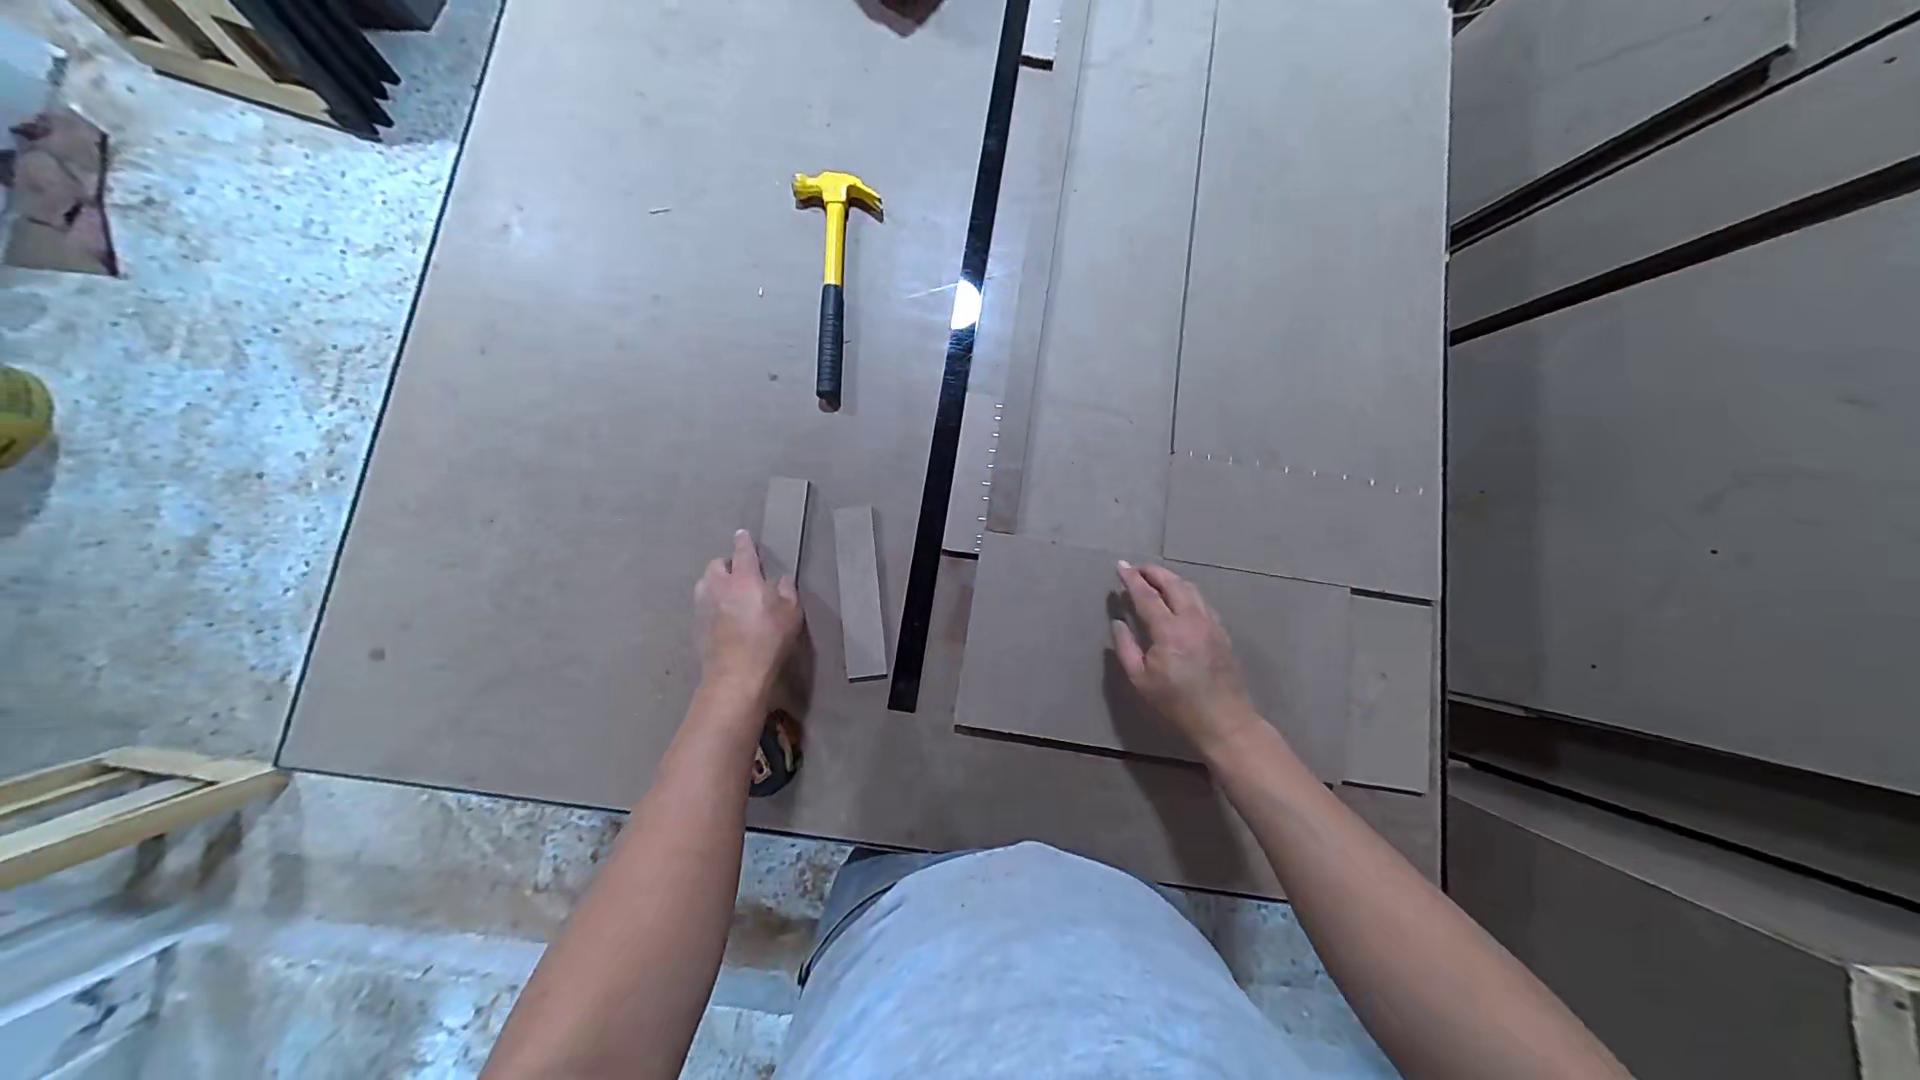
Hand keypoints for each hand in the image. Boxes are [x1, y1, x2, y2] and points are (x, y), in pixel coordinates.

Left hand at [695, 529, 802, 698]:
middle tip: (739, 573)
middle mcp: (719, 586)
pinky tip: (722, 615)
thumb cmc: (769, 640)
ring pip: (705, 583)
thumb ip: (786, 592)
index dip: (744, 541)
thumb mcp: (791, 614)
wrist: (736, 674)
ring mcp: (704, 605)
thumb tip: (781, 580)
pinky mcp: (696, 624)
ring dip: (715, 582)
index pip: (743, 552)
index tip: (742, 534)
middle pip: (716, 564)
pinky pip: (702, 604)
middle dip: (726, 564)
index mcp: (745, 579)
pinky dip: (711, 603)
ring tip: (728, 593)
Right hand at [1111, 561, 1260, 753]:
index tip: (1121, 566)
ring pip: (1191, 590)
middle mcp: (1193, 620)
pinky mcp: (1222, 632)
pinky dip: (1186, 592)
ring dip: (1171, 579)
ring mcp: (1211, 624)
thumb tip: (1118, 623)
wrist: (1224, 720)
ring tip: (1155, 578)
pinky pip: (1202, 602)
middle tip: (1137, 569)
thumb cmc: (1177, 704)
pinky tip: (1179, 598)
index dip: (1132, 579)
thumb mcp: (1141, 680)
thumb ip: (1126, 648)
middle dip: (1154, 572)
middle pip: (1173, 584)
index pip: (1147, 596)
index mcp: (1170, 631)